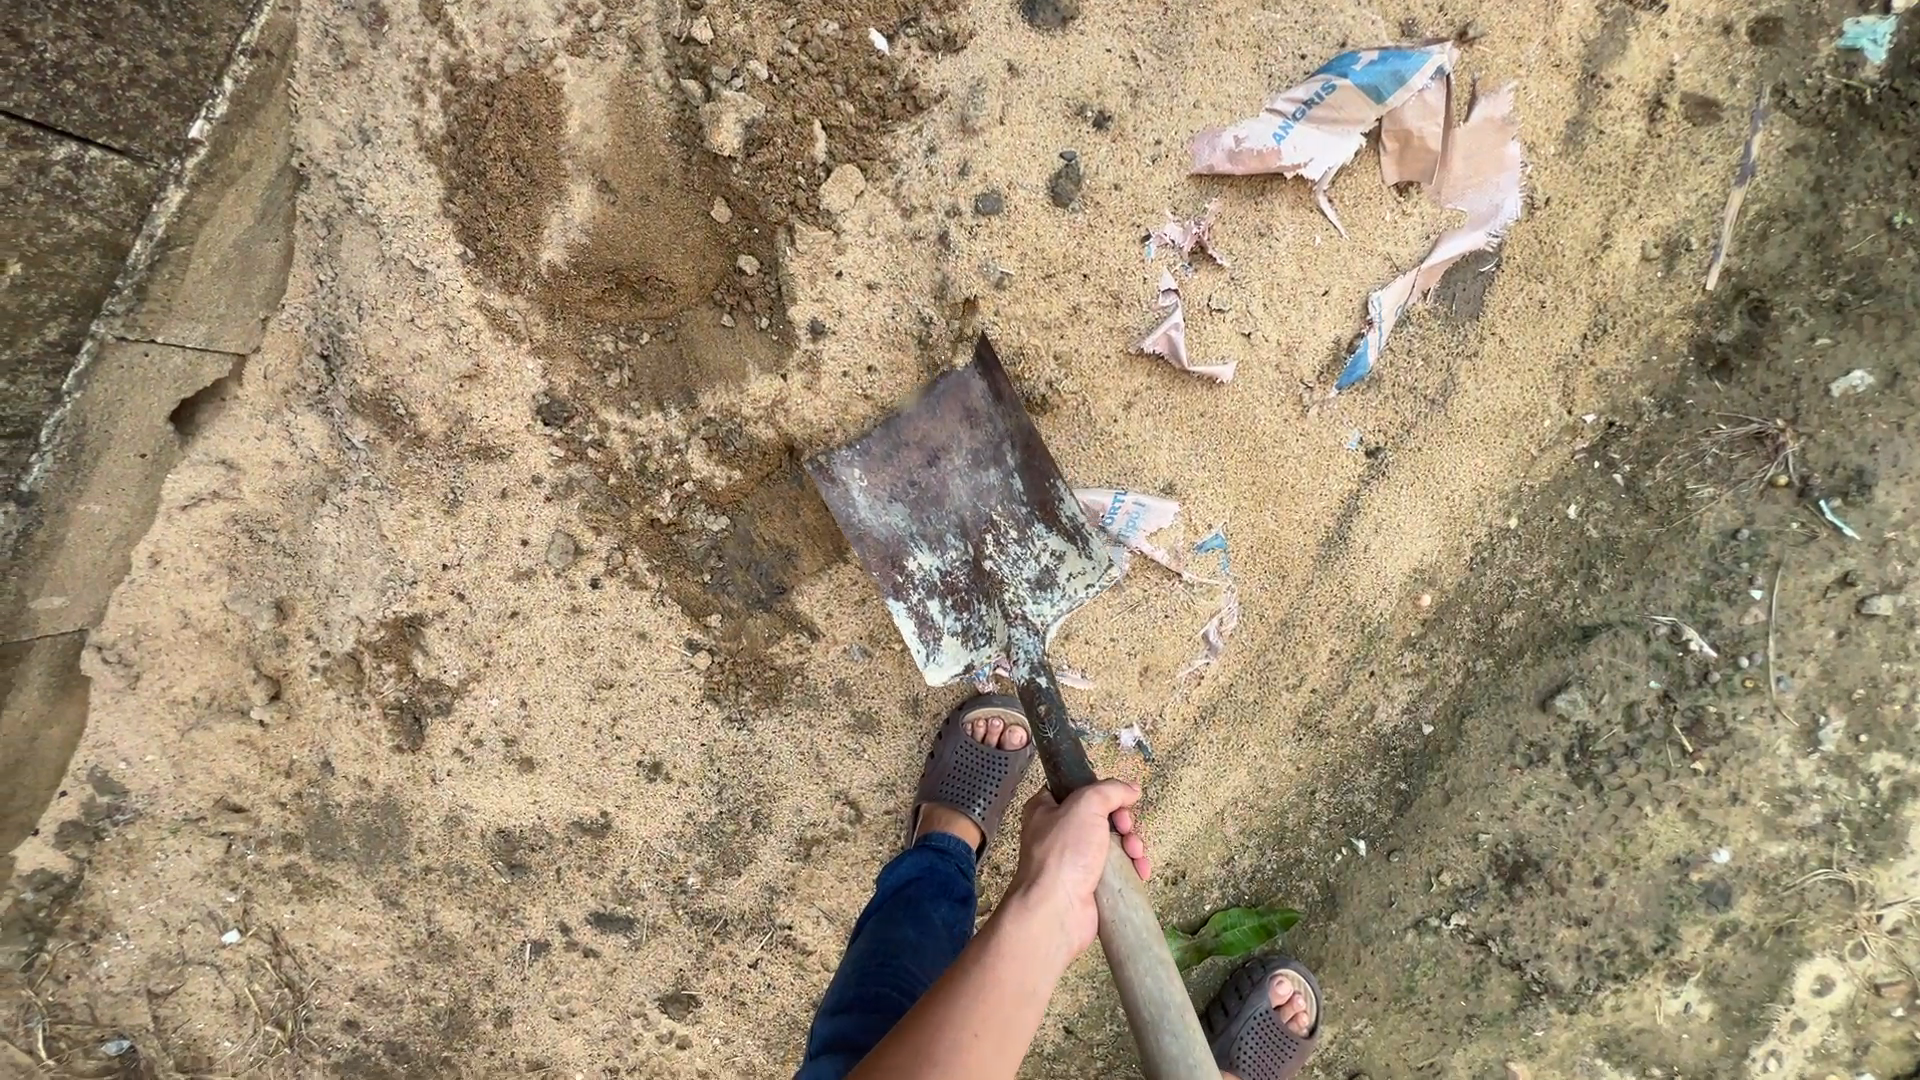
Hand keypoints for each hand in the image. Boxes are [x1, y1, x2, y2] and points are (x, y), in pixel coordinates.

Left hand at [1003, 780, 1149, 958]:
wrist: (1057, 911)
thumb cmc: (1063, 854)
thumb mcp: (1086, 805)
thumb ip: (1110, 791)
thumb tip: (1131, 788)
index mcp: (1047, 808)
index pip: (1079, 789)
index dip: (1102, 793)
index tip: (1118, 800)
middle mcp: (1058, 832)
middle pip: (1101, 816)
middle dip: (1123, 822)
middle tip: (1126, 828)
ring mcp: (1074, 860)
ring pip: (1113, 843)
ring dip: (1132, 845)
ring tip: (1135, 853)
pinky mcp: (1090, 884)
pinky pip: (1117, 869)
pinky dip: (1132, 867)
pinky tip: (1140, 871)